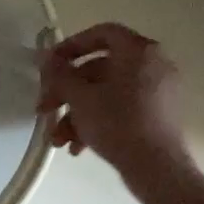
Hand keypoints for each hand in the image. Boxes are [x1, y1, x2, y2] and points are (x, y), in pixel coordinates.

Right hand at [38, 22, 185, 174]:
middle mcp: (154, 65)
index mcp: (139, 51)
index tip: (50, 65)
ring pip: (107, 93)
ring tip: (58, 140)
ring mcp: (159, 91)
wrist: (157, 169)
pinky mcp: (158, 115)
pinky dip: (98, 122)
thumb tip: (45, 58)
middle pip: (100, 69)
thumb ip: (59, 74)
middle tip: (44, 109)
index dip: (71, 46)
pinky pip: (122, 108)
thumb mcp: (80, 98)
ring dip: (77, 114)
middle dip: (67, 92)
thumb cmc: (118, 124)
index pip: (102, 33)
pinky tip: (78, 147)